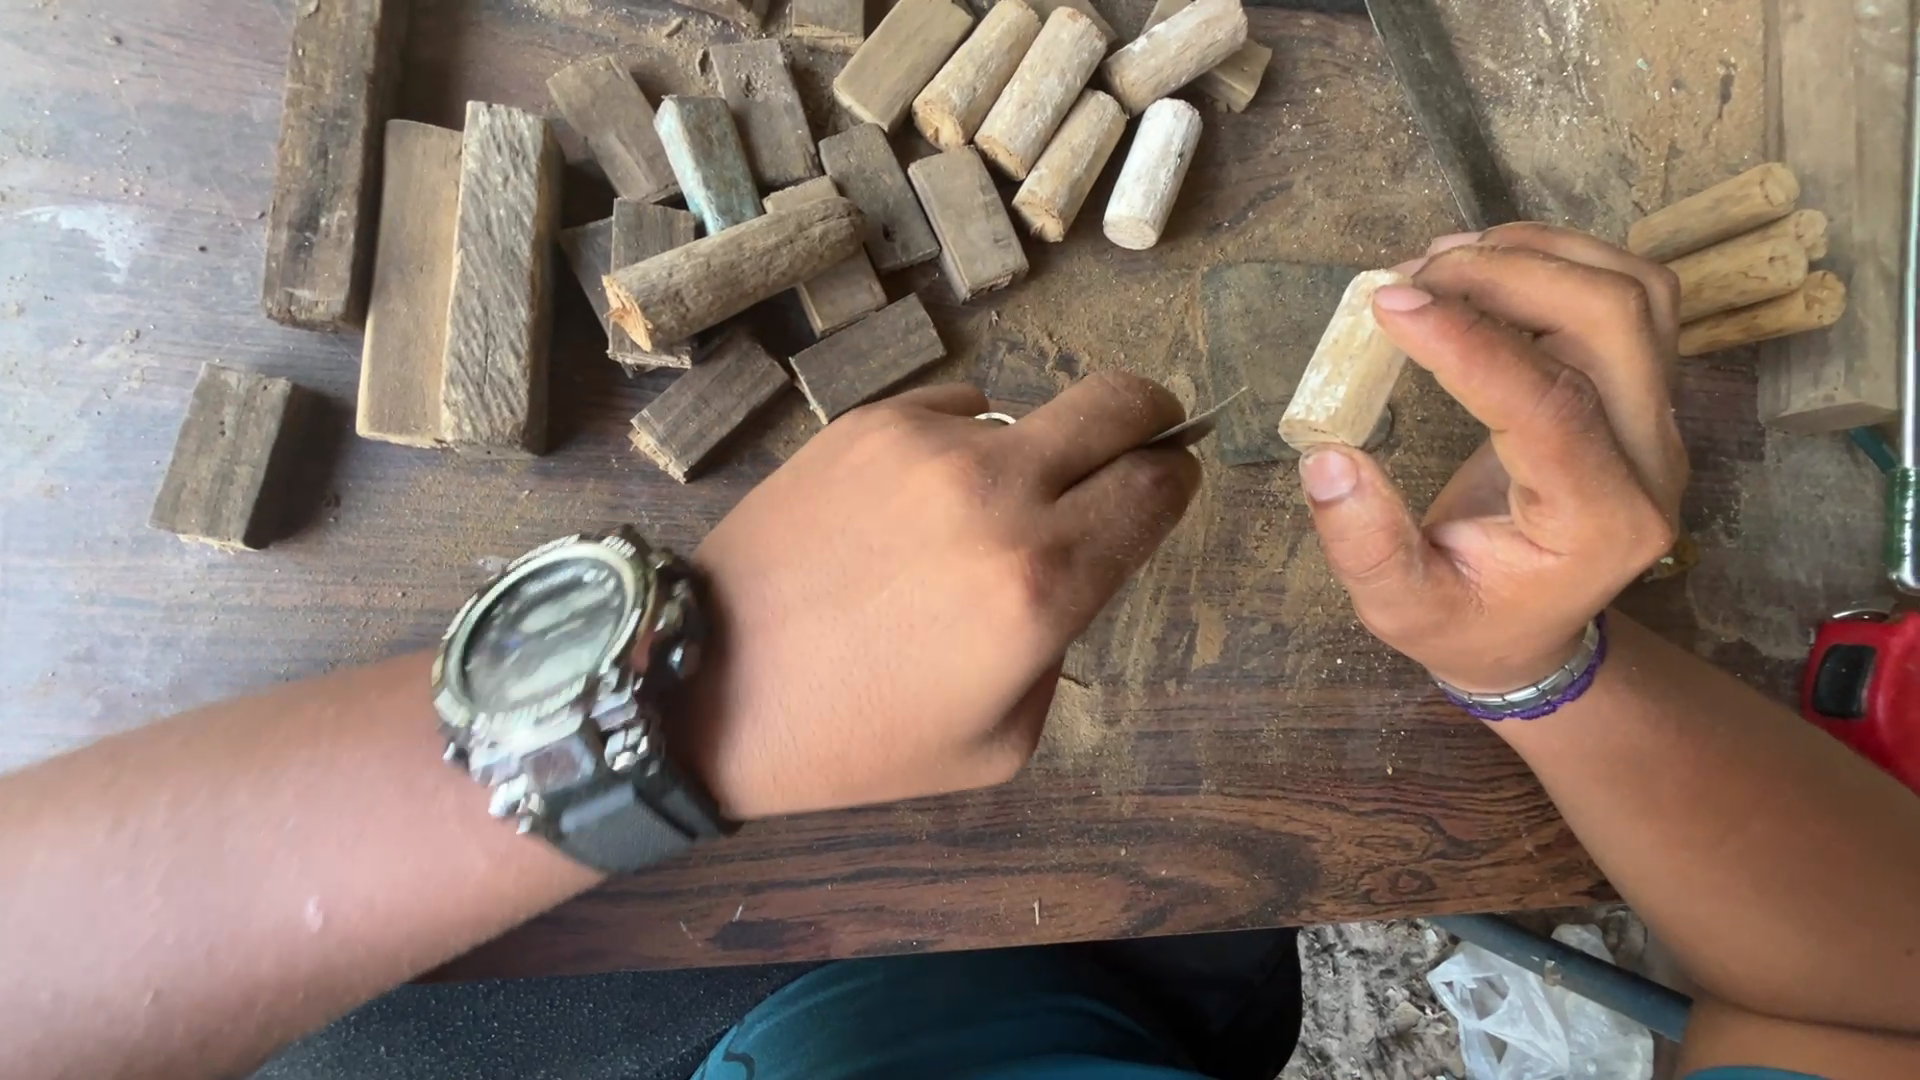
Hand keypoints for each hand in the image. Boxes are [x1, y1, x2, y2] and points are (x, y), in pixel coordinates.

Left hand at [677, 374, 1199, 818]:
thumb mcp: (999, 742)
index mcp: (1040, 584)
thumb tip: (1068, 559)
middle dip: (1150, 416)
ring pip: (1029, 412)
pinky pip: (954, 414)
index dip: (1174, 481)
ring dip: (1032, 454)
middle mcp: (996, 492)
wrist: (710, 682)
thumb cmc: (857, 739)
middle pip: (1120, 403)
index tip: (1163, 488)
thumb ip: (1062, 640)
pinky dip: (959, 450)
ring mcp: (926, 443)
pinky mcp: (868, 421)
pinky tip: (910, 504)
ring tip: (972, 516)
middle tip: (1138, 443)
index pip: (1154, 489)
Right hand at [1298, 224, 1688, 693]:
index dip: (1468, 345)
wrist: (1529, 630)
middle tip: (1408, 276)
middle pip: (1615, 321)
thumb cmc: (1463, 622)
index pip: (1548, 406)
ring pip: (1633, 293)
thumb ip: (1363, 544)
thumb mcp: (1397, 606)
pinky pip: (1621, 300)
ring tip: (1437, 260)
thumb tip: (1327, 456)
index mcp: (1595, 521)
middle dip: (1507, 276)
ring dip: (1535, 256)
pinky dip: (1550, 264)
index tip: (1388, 305)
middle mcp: (1649, 459)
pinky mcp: (1634, 398)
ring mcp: (1653, 421)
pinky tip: (1477, 269)